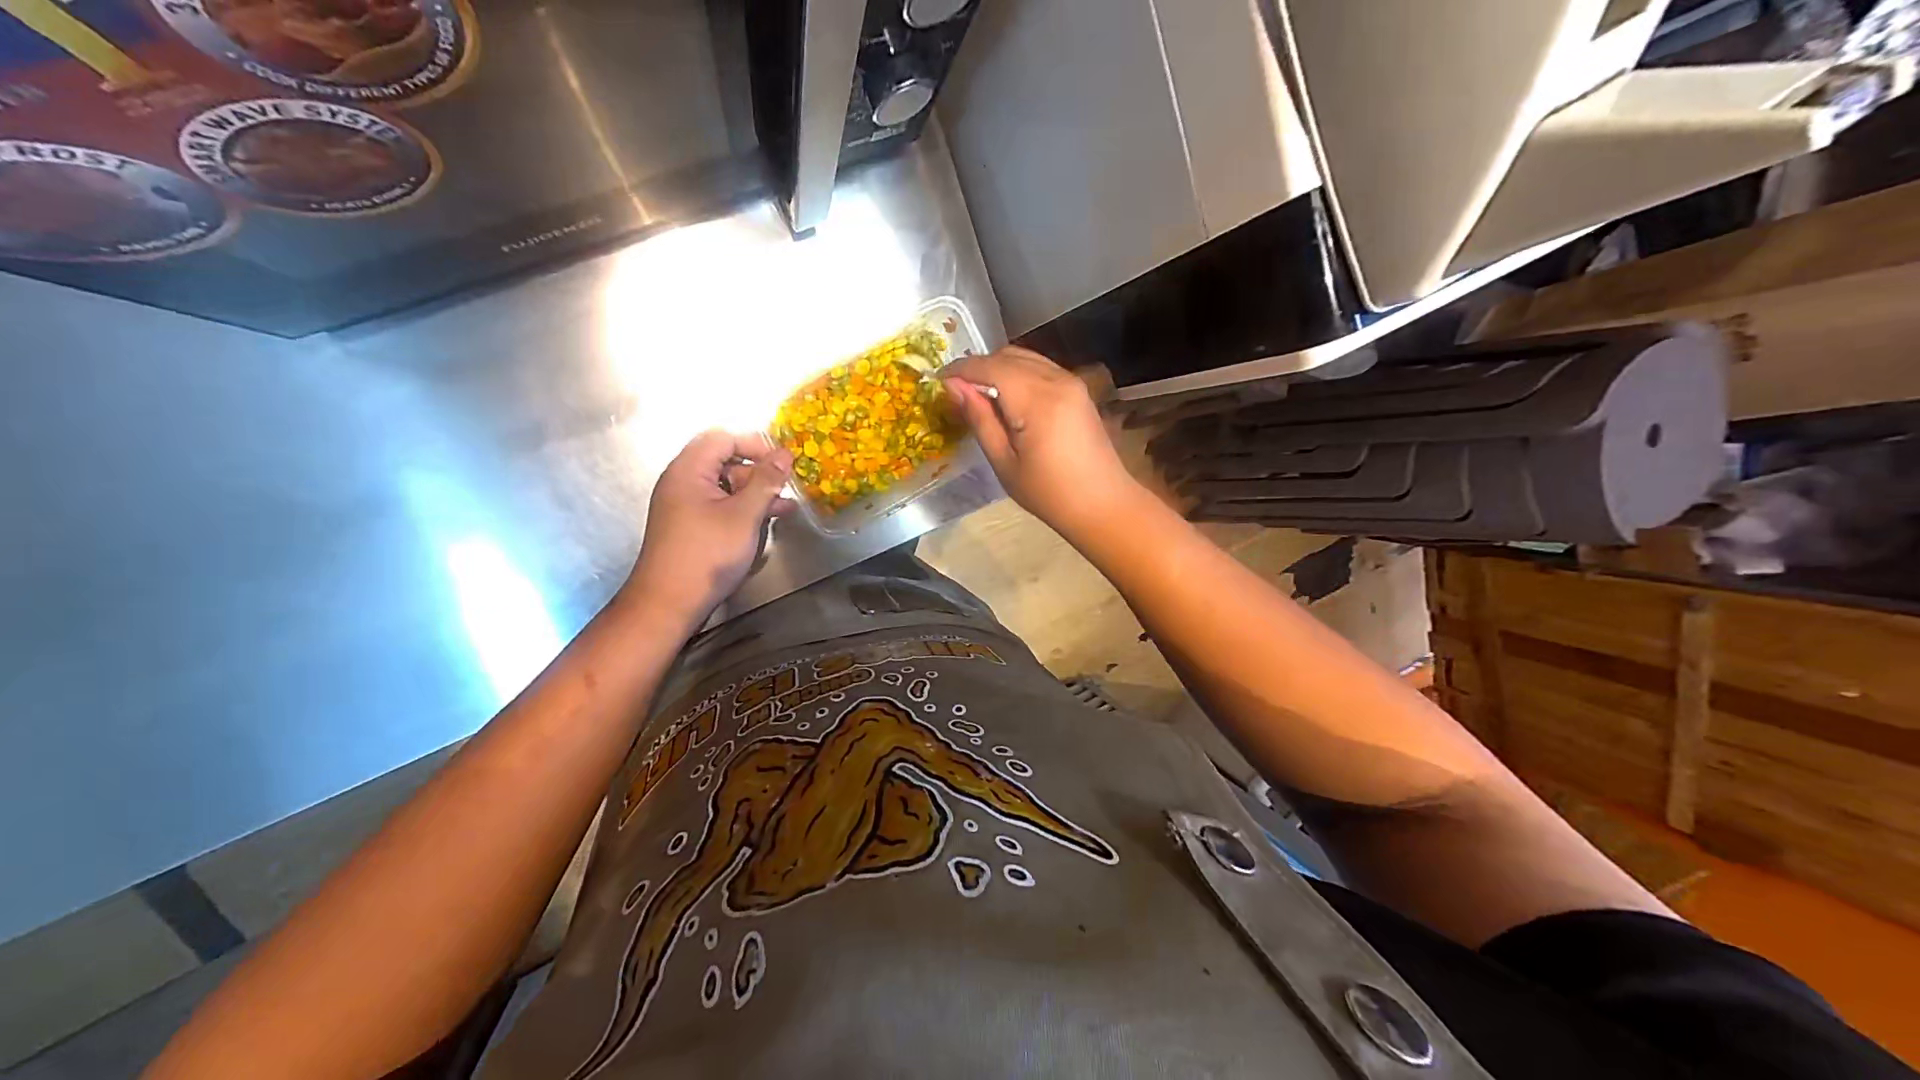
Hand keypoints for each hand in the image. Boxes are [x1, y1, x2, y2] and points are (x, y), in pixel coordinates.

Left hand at [626, 431, 794, 626]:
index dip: (754, 445)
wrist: (669, 603)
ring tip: (785, 508)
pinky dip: (742, 508)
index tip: (781, 464)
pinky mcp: (689, 525)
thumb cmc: (707, 555)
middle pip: (723, 459)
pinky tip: (766, 521)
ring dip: (754, 492)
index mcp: (688, 470)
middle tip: (784, 488)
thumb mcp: (744, 515)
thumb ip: (766, 481)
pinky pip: (719, 504)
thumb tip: (784, 453)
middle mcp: (681, 481)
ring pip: (724, 484)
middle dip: (757, 471)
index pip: (722, 438)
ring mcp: (683, 504)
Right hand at [941, 346, 1141, 537]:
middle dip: (978, 367)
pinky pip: (1040, 368)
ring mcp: (1071, 382)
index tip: (938, 382)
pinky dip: (1018, 374)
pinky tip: (1007, 399)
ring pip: (1025, 358)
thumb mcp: (1005, 462)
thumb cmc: (1050, 494)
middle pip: (1008, 356)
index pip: (990, 366)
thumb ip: (979, 419)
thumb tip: (953, 387)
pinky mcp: (1078, 390)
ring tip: (978, 396)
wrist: (1104, 504)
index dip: (961, 370)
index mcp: (1037, 399)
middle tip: (956, 392)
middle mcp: (1057, 380)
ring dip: (998, 368)